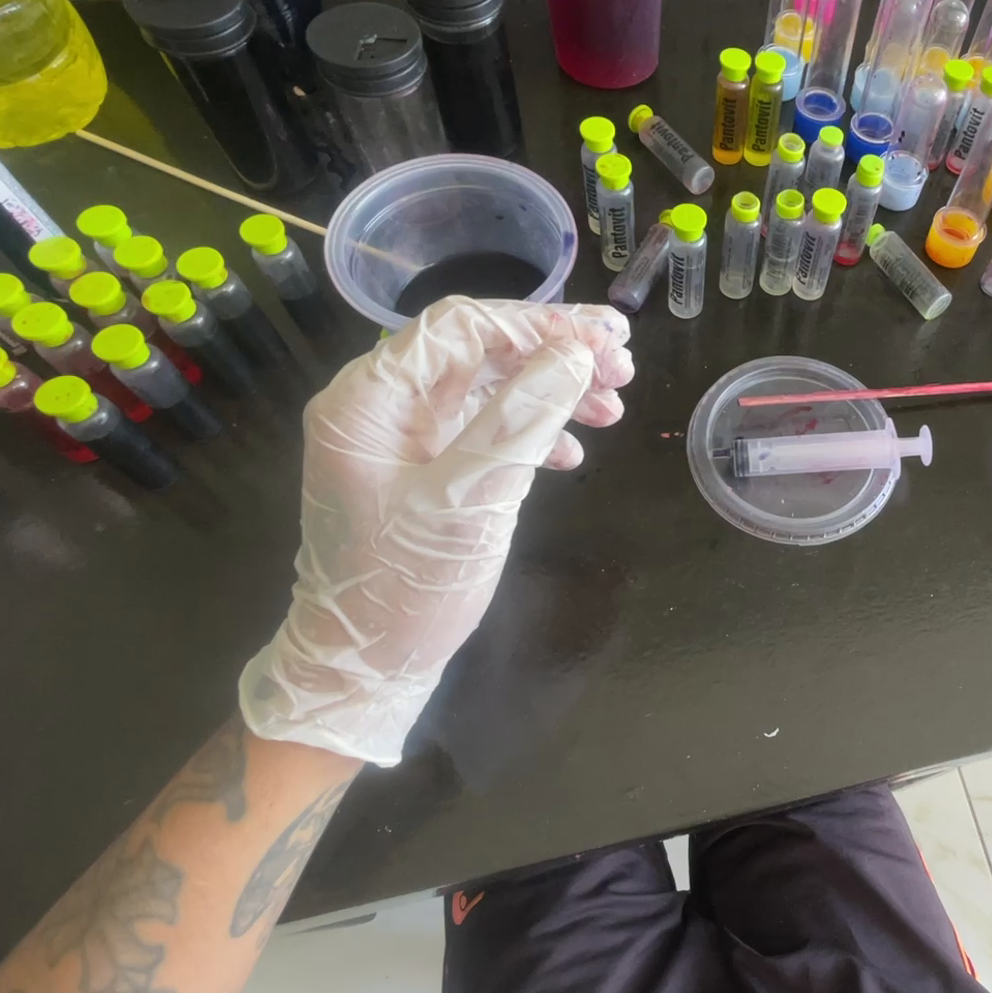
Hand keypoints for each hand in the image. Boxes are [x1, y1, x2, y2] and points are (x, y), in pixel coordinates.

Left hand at [240, 298, 633, 764]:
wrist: (368, 667)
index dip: (538, 325)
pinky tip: (574, 454)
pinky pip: (491, 430)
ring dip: (555, 391)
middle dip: (555, 353)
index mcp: (369, 400)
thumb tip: (576, 353)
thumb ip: (519, 420)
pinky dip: (537, 432)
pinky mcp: (434, 470)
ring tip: (614, 408)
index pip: (460, 328)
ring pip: (493, 388)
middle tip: (623, 366)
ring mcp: (410, 439)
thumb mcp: (467, 500)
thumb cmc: (404, 586)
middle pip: (481, 352)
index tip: (606, 342)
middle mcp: (386, 406)